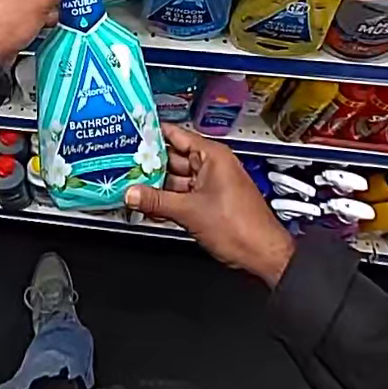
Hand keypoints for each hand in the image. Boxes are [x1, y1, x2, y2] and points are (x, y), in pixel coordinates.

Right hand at [126, 124, 295, 286]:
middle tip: (124, 166)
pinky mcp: (209, 201)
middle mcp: (211, 165)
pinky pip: (183, 194)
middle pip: (173, 158)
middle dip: (150, 164)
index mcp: (211, 155)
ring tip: (132, 187)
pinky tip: (150, 205)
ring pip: (176, 178)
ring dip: (157, 185)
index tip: (131, 133)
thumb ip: (156, 201)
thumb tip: (132, 193)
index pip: (176, 134)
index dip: (153, 133)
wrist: (263, 255)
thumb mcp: (189, 211)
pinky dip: (168, 199)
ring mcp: (210, 183)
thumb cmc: (241, 227)